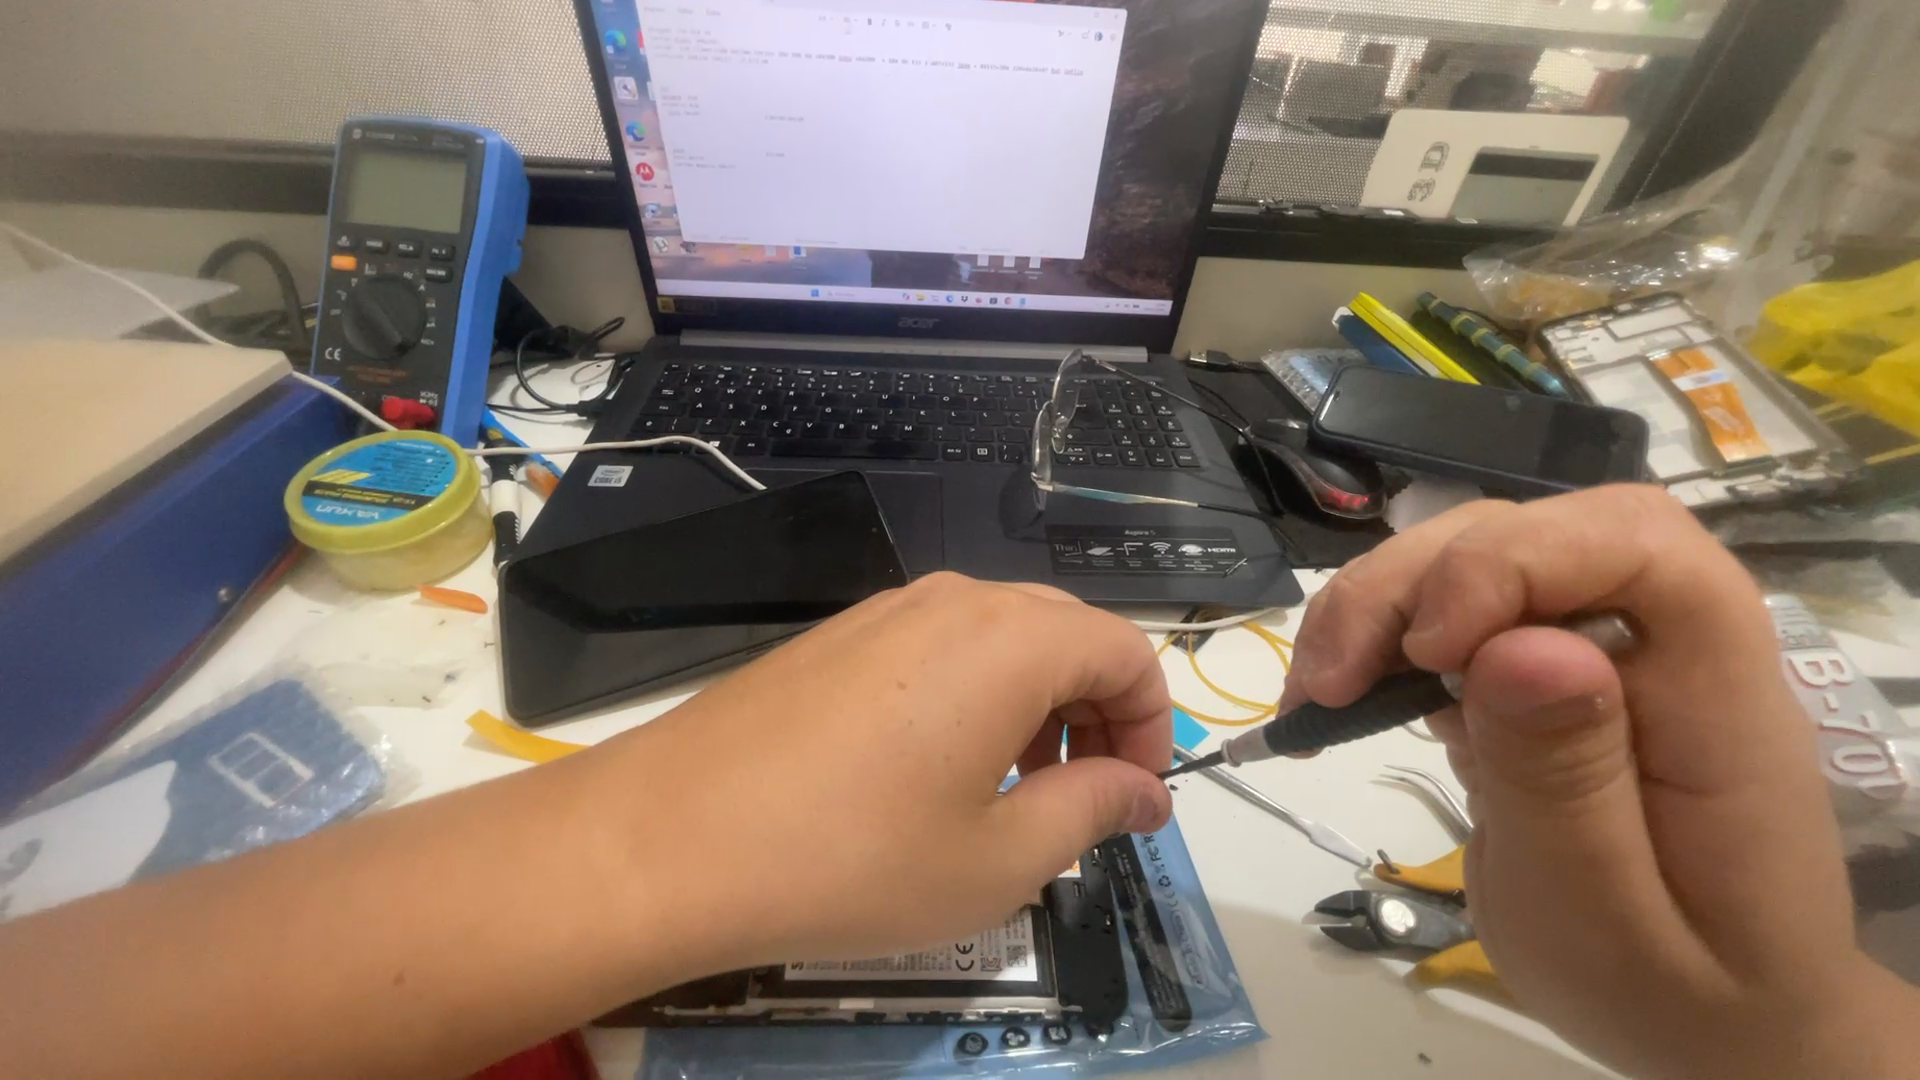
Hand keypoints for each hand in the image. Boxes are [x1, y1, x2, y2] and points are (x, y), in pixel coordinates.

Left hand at [595, 572, 1172, 978]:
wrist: (672, 835)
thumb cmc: (853, 857)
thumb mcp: (998, 857)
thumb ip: (1093, 810)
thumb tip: (1148, 791)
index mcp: (1011, 640)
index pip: (1127, 651)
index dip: (1152, 722)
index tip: (1133, 795)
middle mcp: (957, 601)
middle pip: (1068, 635)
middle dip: (1097, 712)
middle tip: (1077, 795)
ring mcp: (893, 608)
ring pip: (1004, 636)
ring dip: (1037, 702)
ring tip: (1011, 785)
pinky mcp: (846, 630)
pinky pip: (943, 644)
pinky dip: (976, 691)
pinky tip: (937, 762)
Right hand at [1281, 486, 1918, 1079]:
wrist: (1700, 1015)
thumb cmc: (1668, 988)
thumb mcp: (1603, 912)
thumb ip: (1567, 779)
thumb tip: (1522, 646)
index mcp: (1711, 696)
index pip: (1632, 546)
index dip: (1513, 561)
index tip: (1428, 651)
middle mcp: (1643, 646)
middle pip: (1516, 535)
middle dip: (1400, 588)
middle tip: (1326, 682)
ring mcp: (1574, 652)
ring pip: (1454, 562)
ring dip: (1363, 611)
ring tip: (1311, 695)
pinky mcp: (1516, 674)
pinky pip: (1428, 616)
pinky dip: (1361, 642)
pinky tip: (1327, 697)